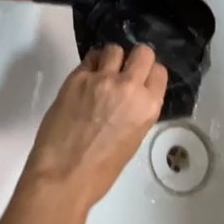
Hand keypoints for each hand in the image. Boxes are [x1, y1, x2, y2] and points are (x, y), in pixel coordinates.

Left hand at [18, 44, 167, 210]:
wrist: (64, 175)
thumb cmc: (101, 170)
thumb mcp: (132, 140)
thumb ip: (135, 112)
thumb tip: (128, 97)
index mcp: (147, 108)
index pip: (159, 72)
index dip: (149, 73)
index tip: (141, 77)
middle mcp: (129, 87)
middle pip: (142, 52)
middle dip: (134, 57)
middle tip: (124, 69)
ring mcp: (102, 78)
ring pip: (113, 49)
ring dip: (110, 58)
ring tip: (102, 72)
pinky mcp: (78, 76)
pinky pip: (89, 57)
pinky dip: (90, 65)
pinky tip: (86, 79)